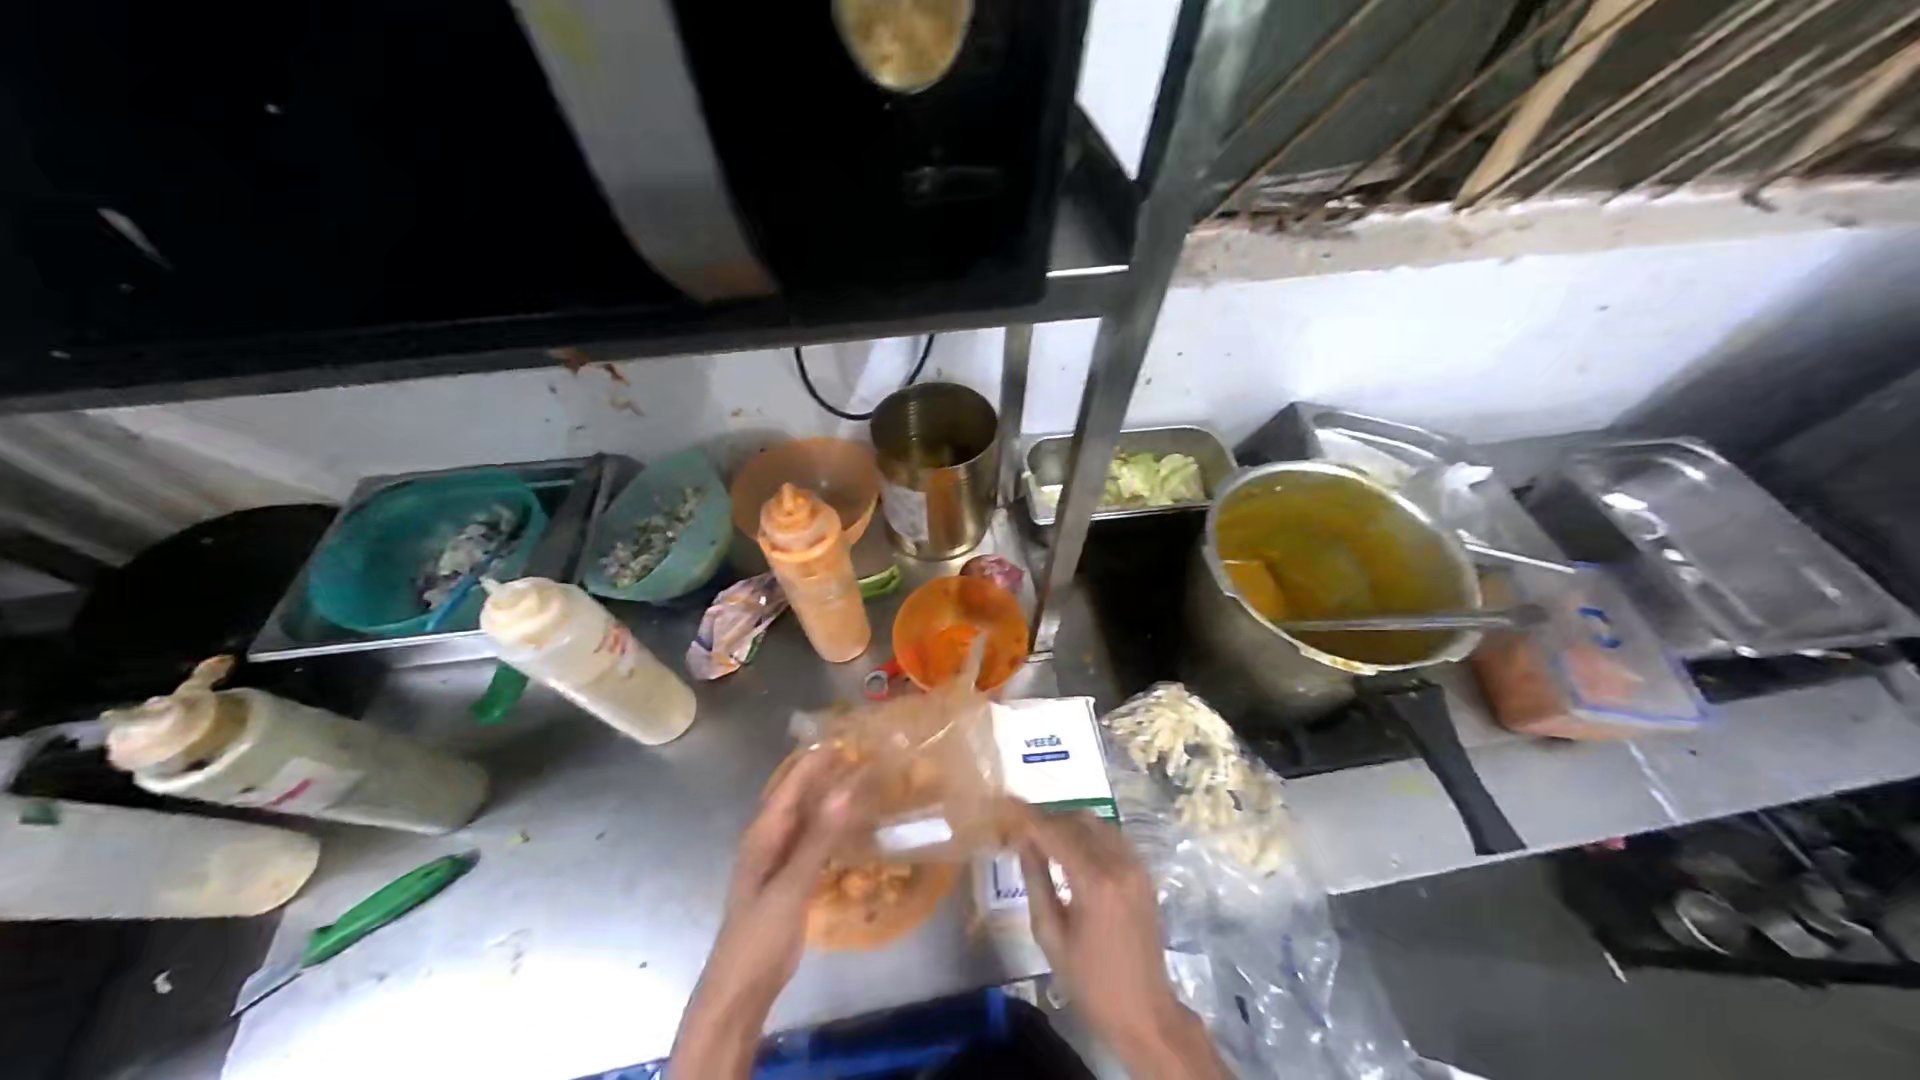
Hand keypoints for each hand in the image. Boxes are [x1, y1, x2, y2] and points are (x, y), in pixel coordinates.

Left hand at [669, 750, 861, 1079]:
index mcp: (763, 835)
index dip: (814, 762)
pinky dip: (831, 828)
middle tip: (857, 753)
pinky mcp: (790, 880)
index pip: (791, 786)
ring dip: (828, 799)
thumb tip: (846, 790)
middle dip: (823, 774)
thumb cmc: (760, 934)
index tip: (843, 738)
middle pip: (797, 798)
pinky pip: (813, 842)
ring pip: (806, 819)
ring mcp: (778, 861)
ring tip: (859, 779)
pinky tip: (851, 826)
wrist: (741, 989)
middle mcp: (769, 840)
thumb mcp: (791, 885)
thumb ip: (819, 838)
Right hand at [1008, 802, 1228, 1079]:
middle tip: (1019, 826)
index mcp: (1094, 882)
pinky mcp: (1144, 872)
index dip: (1027, 817)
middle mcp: (1119, 863)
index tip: (1004, 806)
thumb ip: (1035, 881)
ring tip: (1041, 835)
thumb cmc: (1090, 983)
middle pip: (1076, 820)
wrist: (1145, 1013)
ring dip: (1067, 822)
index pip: (1054, 832)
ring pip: (1096, 822)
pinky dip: (1087, 833)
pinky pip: (1111, 836)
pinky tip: (1070, 848)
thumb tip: (1022, 842)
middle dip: (1045, 818)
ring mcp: (1136, 865)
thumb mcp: (1050, 936)